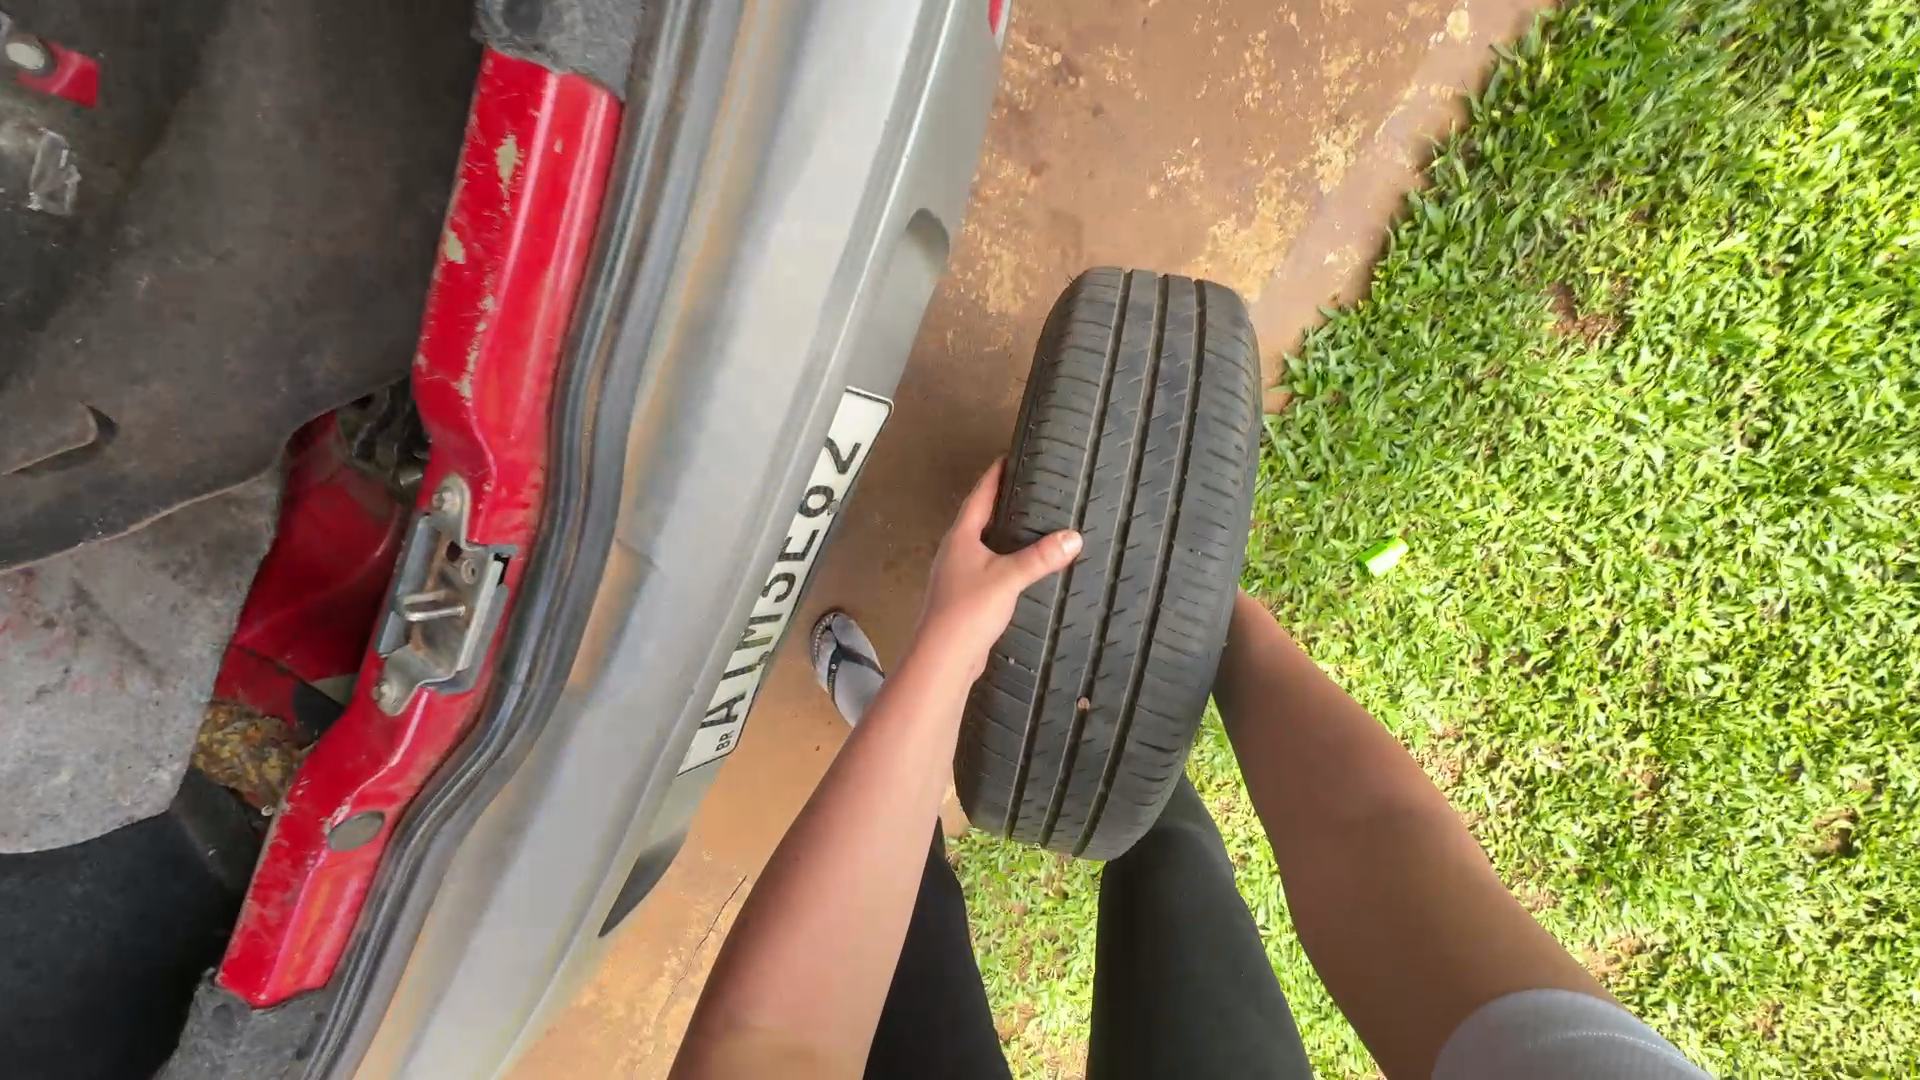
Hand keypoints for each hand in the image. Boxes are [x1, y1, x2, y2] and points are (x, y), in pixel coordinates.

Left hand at [911, 459, 1081, 678]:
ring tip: (1029, 524)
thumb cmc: (968, 609)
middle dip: (1000, 502)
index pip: (979, 495)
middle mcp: (954, 551)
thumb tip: (1074, 537)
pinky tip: (1020, 568)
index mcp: (960, 537)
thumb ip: (1040, 557)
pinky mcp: (963, 597)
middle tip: (1028, 488)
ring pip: (981, 544)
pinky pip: (986, 568)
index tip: (1009, 457)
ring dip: (1001, 533)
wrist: (943, 657)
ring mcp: (956, 574)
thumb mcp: (1008, 578)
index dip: (995, 475)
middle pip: (978, 517)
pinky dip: (1003, 560)